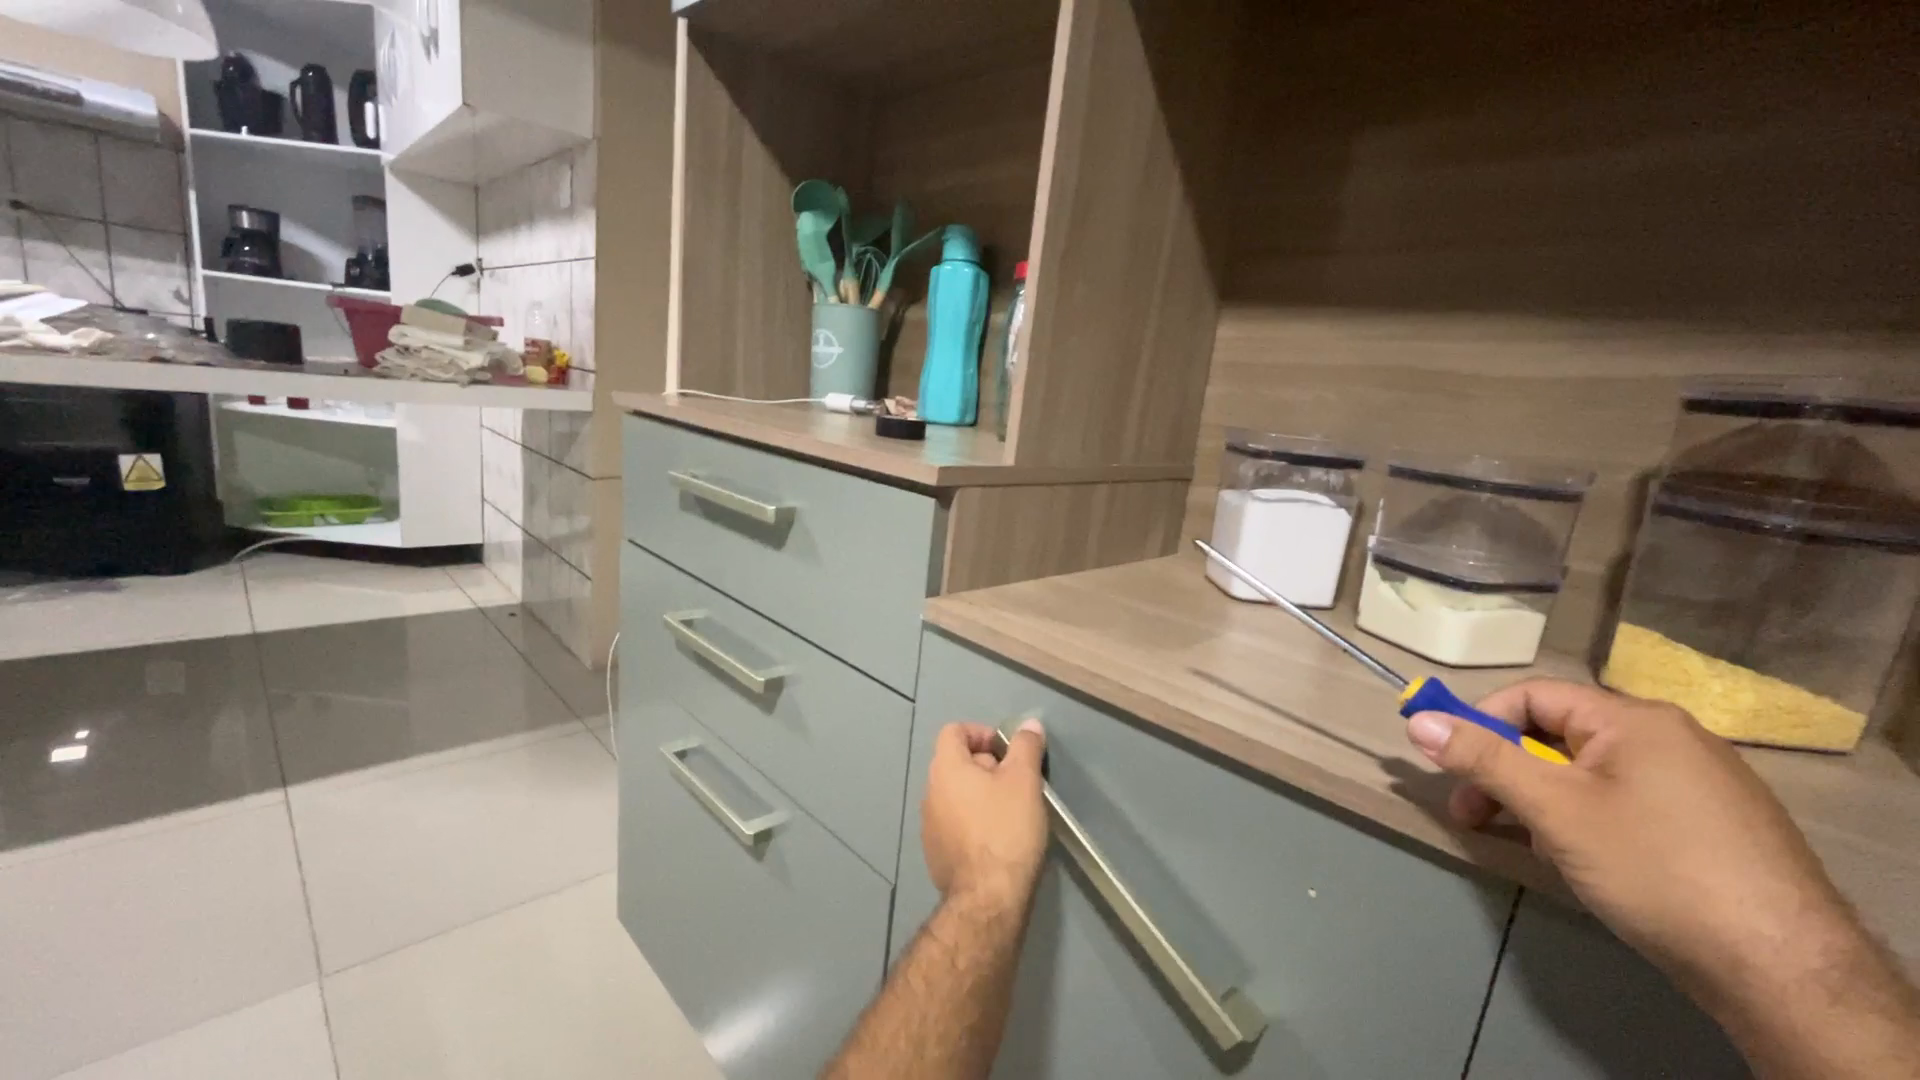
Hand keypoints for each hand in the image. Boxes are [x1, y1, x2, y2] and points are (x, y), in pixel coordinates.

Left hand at [921, 719, 1048, 915]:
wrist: (988, 899)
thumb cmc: (1007, 830)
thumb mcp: (1025, 781)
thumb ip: (1026, 747)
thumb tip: (1029, 724)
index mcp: (945, 769)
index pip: (954, 731)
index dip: (982, 733)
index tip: (1008, 752)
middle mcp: (929, 792)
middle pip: (956, 763)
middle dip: (988, 766)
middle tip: (1018, 782)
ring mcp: (929, 826)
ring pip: (956, 795)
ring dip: (981, 795)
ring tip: (1012, 812)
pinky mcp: (936, 853)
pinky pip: (955, 823)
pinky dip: (973, 821)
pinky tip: (998, 840)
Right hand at [1405, 680, 1855, 998]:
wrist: (1781, 968)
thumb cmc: (1653, 868)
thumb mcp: (1553, 809)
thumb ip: (1483, 758)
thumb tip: (1417, 720)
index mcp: (1635, 720)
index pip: (1533, 696)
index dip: (1481, 722)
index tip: (1450, 766)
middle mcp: (1672, 737)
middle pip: (1559, 735)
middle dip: (1506, 771)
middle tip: (1472, 816)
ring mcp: (1699, 782)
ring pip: (1590, 773)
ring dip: (1542, 800)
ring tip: (1532, 847)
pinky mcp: (1714, 825)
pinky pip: (1627, 801)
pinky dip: (1586, 819)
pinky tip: (1583, 861)